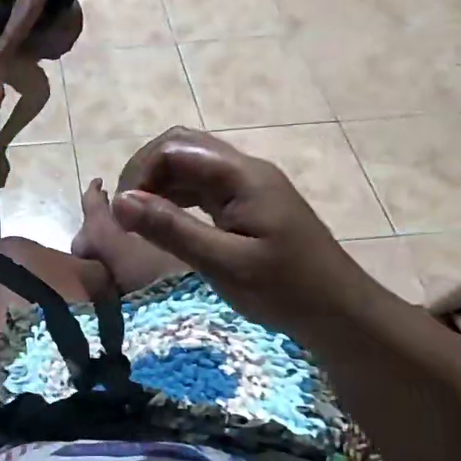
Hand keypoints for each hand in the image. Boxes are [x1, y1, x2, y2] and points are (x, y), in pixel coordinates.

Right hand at [109, 127, 389, 341]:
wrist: (340, 312)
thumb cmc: (286, 290)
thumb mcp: (224, 264)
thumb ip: (172, 229)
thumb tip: (120, 201)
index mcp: (242, 175)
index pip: (176, 148)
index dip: (141, 172)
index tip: (123, 214)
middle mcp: (244, 171)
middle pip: (183, 149)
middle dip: (146, 174)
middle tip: (127, 215)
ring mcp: (248, 188)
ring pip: (191, 169)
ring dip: (160, 188)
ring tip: (138, 224)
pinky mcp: (248, 207)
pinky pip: (204, 190)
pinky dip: (177, 201)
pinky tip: (164, 226)